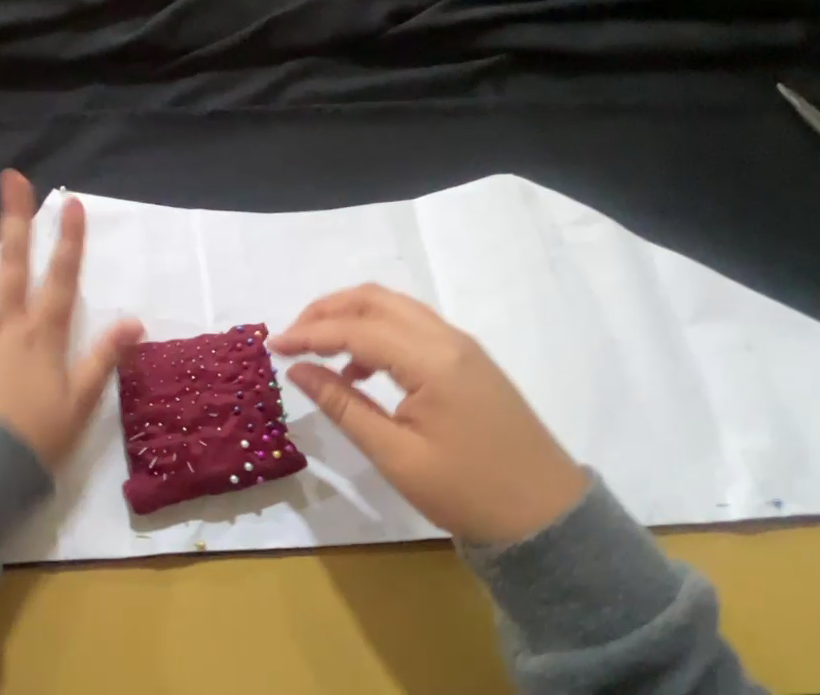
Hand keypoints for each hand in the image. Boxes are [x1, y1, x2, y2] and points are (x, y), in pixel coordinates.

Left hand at [0, 170, 143, 469]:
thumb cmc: (26, 445)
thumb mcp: (77, 408)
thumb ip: (103, 361)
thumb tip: (135, 322)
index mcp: (41, 336)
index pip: (60, 279)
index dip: (68, 240)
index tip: (70, 202)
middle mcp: (3, 321)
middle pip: (13, 261)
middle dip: (17, 218)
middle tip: (14, 177)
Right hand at [271, 284, 586, 545]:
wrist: (547, 520)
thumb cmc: (467, 492)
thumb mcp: (395, 455)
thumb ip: (343, 405)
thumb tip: (297, 369)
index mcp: (432, 360)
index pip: (356, 328)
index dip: (309, 333)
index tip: (272, 347)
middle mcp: (448, 339)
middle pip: (375, 299)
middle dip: (326, 309)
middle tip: (292, 337)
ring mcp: (461, 346)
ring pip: (394, 307)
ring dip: (351, 317)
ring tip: (318, 352)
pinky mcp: (467, 360)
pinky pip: (411, 327)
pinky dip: (376, 333)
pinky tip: (359, 371)